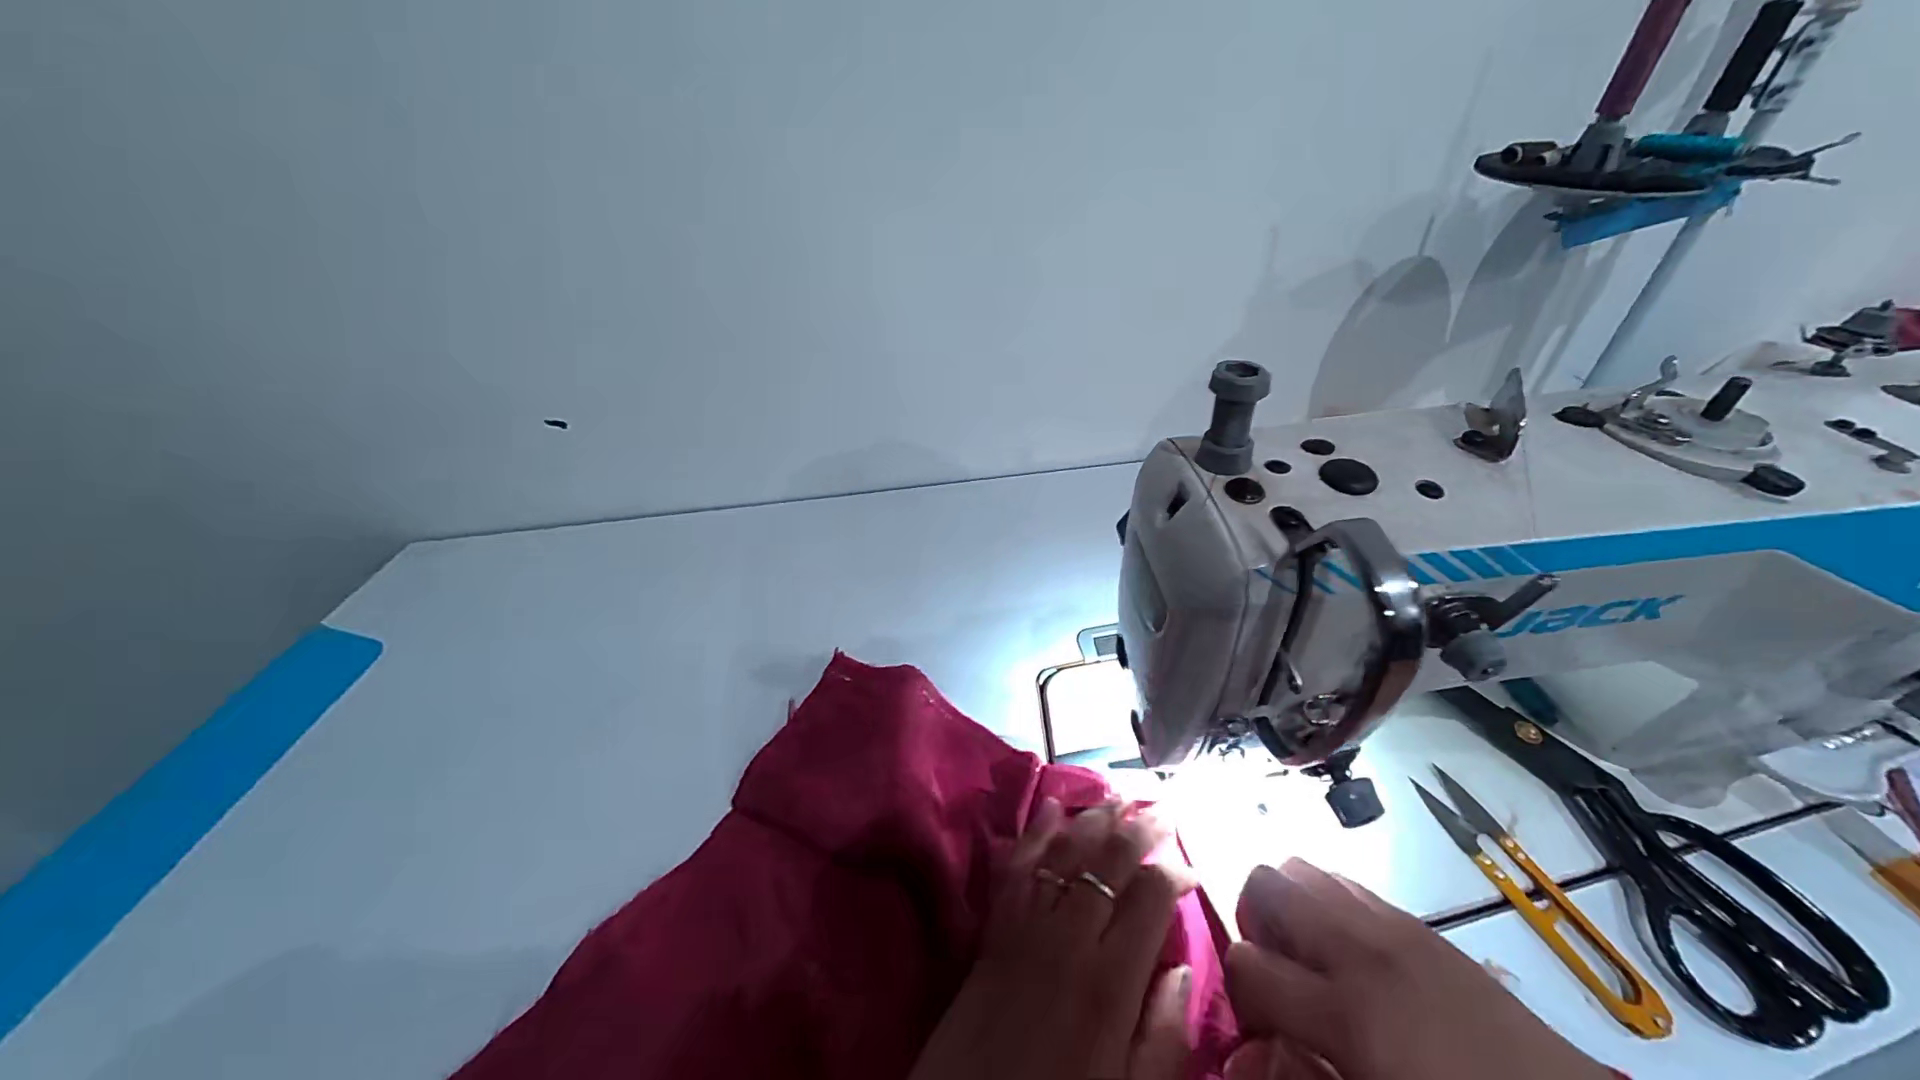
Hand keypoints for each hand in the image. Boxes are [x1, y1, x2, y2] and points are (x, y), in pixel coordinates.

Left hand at [909, 798, 1196, 1079]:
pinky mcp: (994, 928)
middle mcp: (1067, 939)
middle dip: (1138, 830)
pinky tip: (1048, 808)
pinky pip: (1016, 868)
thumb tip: (1182, 968)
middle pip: (1107, 864)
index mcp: (1109, 981)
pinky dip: (1033, 833)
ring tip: (1115, 798)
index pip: (1149, 900)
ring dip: (1091, 822)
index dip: (1173, 874)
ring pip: (1063, 854)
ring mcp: (1025, 927)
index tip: (1189, 870)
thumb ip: (1163, 1033)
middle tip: (1160, 809)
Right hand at [1222, 859, 1615, 1079]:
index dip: (1238, 993)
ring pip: (1303, 870)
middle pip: (1266, 883)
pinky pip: (1349, 886)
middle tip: (1278, 978)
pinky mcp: (1422, 925)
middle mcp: (1363, 950)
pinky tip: (1354, 960)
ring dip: (1291, 910)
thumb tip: (1240, 1055)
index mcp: (1348, 1012)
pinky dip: (1330, 909)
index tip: (1257, 1025)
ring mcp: (1395, 928)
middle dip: (1254, 924)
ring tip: (1312, 964)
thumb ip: (1297, 1078)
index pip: (1246, 963)